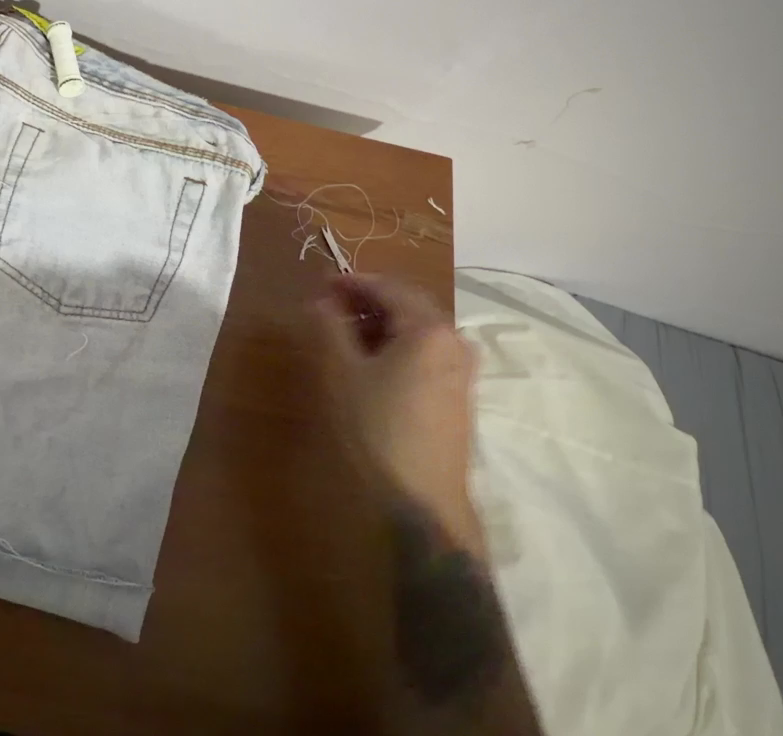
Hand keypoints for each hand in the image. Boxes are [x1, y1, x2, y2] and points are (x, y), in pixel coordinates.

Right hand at [313, 275, 480, 551]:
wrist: (422, 500)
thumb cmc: (377, 429)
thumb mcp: (342, 373)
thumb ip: (330, 329)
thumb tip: (322, 302)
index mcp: (429, 329)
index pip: (389, 288)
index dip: (352, 282)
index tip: (321, 284)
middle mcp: (454, 342)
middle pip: (408, 305)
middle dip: (369, 301)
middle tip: (330, 305)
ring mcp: (461, 370)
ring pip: (417, 331)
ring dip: (381, 324)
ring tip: (344, 333)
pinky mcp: (457, 395)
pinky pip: (425, 353)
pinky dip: (396, 346)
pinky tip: (370, 362)